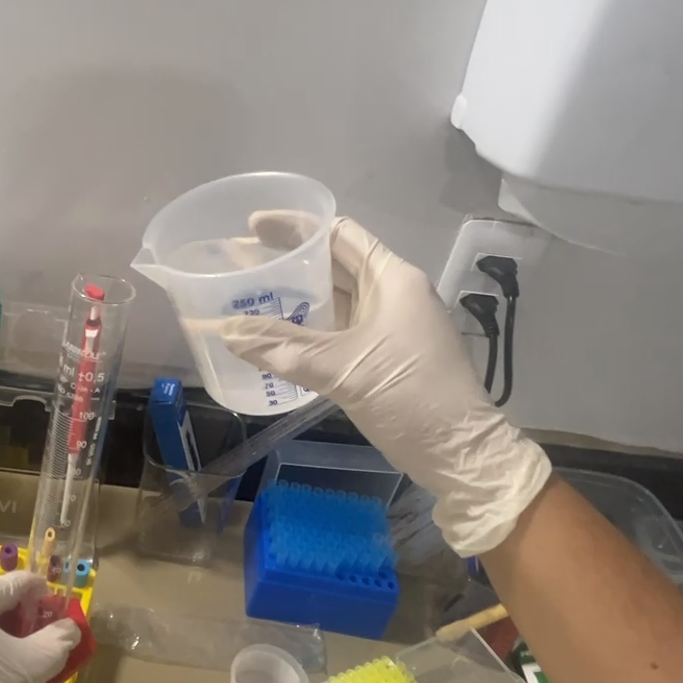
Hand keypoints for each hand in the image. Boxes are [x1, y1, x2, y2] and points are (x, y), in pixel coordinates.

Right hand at [220, 217, 549, 554]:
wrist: (459, 455)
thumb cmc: (412, 398)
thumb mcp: (343, 368)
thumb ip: (281, 347)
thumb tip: (223, 331)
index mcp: (391, 279)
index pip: (338, 234)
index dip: (295, 226)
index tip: (252, 227)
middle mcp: (390, 294)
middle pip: (331, 264)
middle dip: (286, 262)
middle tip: (238, 265)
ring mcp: (387, 326)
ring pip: (332, 299)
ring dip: (292, 297)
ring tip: (246, 295)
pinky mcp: (380, 355)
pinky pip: (334, 329)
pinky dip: (304, 328)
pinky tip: (272, 335)